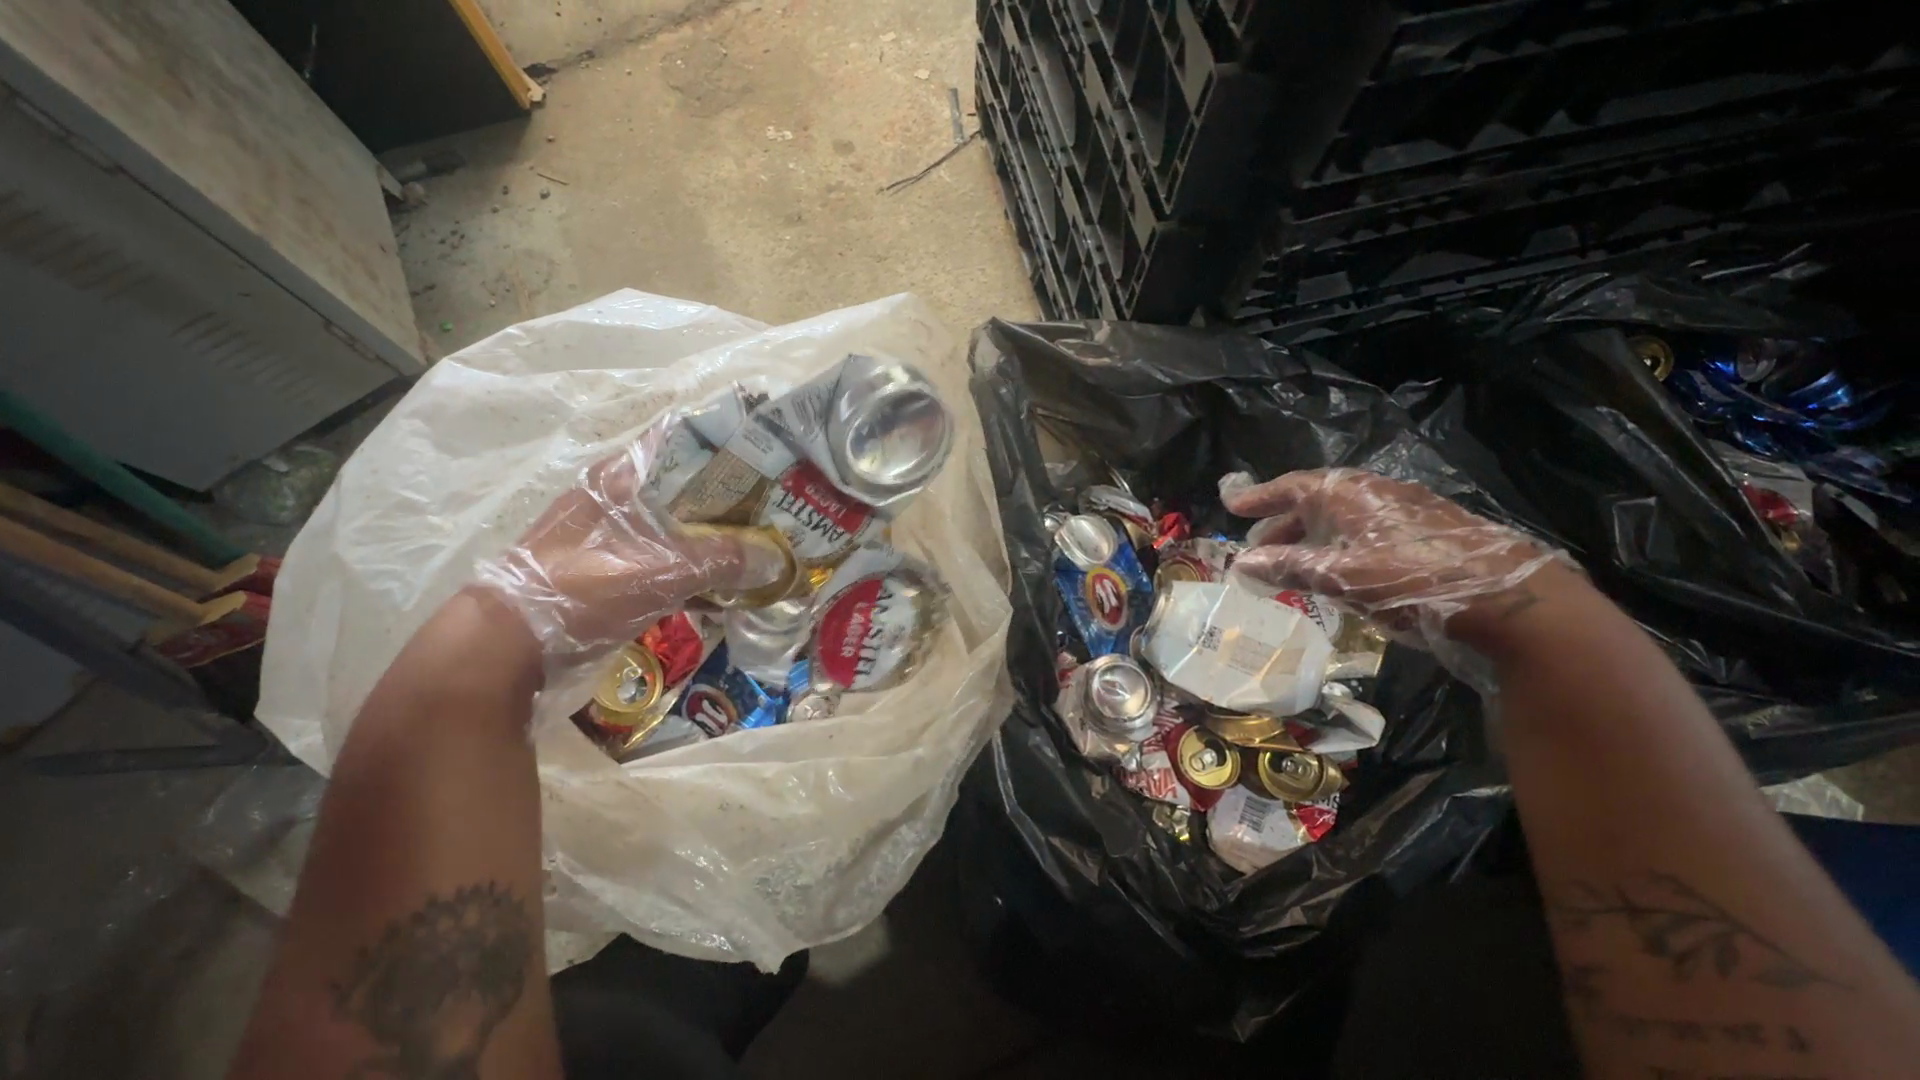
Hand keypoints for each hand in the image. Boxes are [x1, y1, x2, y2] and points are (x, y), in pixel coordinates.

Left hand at [474, 422, 785, 658]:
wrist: (510, 643)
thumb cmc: (581, 587)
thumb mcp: (659, 569)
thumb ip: (722, 559)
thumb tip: (777, 560)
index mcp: (621, 477)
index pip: (684, 441)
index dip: (729, 445)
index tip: (773, 456)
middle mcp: (617, 498)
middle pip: (688, 488)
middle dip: (735, 500)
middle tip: (782, 509)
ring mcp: (612, 537)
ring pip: (680, 528)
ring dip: (718, 540)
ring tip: (766, 548)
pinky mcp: (611, 572)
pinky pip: (667, 561)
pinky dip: (697, 571)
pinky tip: (728, 589)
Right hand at [1221, 468, 1566, 641]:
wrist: (1508, 601)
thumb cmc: (1414, 581)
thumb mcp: (1343, 577)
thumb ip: (1291, 567)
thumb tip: (1243, 562)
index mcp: (1353, 495)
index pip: (1295, 486)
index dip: (1261, 496)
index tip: (1232, 505)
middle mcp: (1377, 497)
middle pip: (1319, 503)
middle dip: (1284, 523)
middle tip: (1257, 545)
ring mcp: (1406, 517)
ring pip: (1344, 522)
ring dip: (1312, 540)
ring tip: (1292, 565)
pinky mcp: (1427, 541)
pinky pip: (1366, 537)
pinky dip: (1340, 551)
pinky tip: (1341, 576)